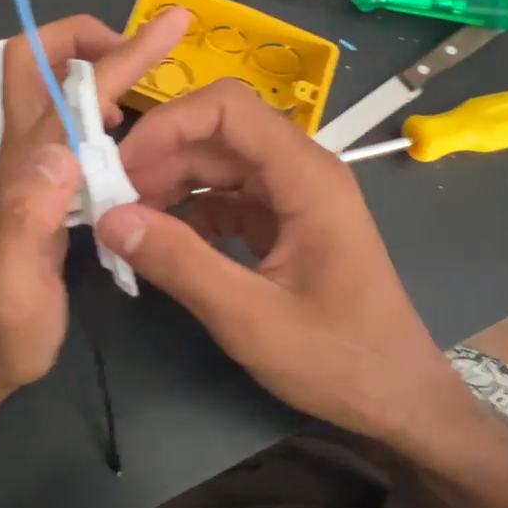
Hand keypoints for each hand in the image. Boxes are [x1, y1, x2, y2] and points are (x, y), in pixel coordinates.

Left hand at [0, 10, 190, 399]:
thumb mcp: (12, 277)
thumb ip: (28, 213)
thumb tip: (62, 150)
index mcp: (27, 165)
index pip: (73, 92)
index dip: (122, 54)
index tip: (170, 27)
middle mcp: (28, 155)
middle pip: (38, 65)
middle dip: (88, 40)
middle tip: (145, 50)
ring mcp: (36, 173)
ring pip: (57, 95)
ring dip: (100, 71)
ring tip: (150, 81)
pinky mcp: (49, 194)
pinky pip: (75, 131)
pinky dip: (107, 112)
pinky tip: (134, 138)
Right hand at [94, 80, 474, 446]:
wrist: (398, 399)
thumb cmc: (339, 359)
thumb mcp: (250, 318)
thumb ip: (180, 264)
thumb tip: (109, 219)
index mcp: (306, 176)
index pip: (228, 108)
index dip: (168, 124)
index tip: (120, 166)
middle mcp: (302, 172)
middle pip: (218, 132)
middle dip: (160, 157)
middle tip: (109, 200)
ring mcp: (294, 196)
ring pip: (219, 164)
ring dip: (170, 184)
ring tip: (125, 221)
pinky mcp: (285, 223)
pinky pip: (227, 198)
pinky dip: (189, 212)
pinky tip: (160, 241)